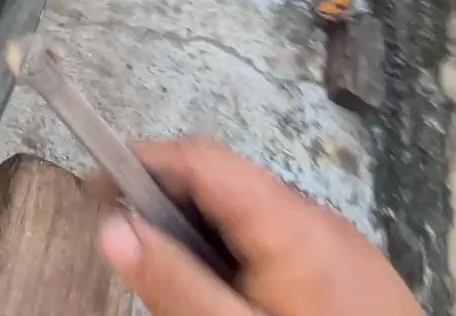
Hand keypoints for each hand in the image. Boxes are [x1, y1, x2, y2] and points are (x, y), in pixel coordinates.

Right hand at [92, 139, 420, 315]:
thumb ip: (174, 283)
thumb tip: (109, 228)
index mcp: (291, 222)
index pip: (198, 156)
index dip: (139, 160)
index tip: (96, 191)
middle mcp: (321, 221)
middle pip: (221, 182)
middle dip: (167, 203)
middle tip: (134, 247)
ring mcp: (345, 250)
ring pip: (247, 215)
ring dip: (200, 232)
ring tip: (181, 282)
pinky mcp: (358, 279)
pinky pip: (279, 244)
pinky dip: (238, 255)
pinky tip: (233, 298)